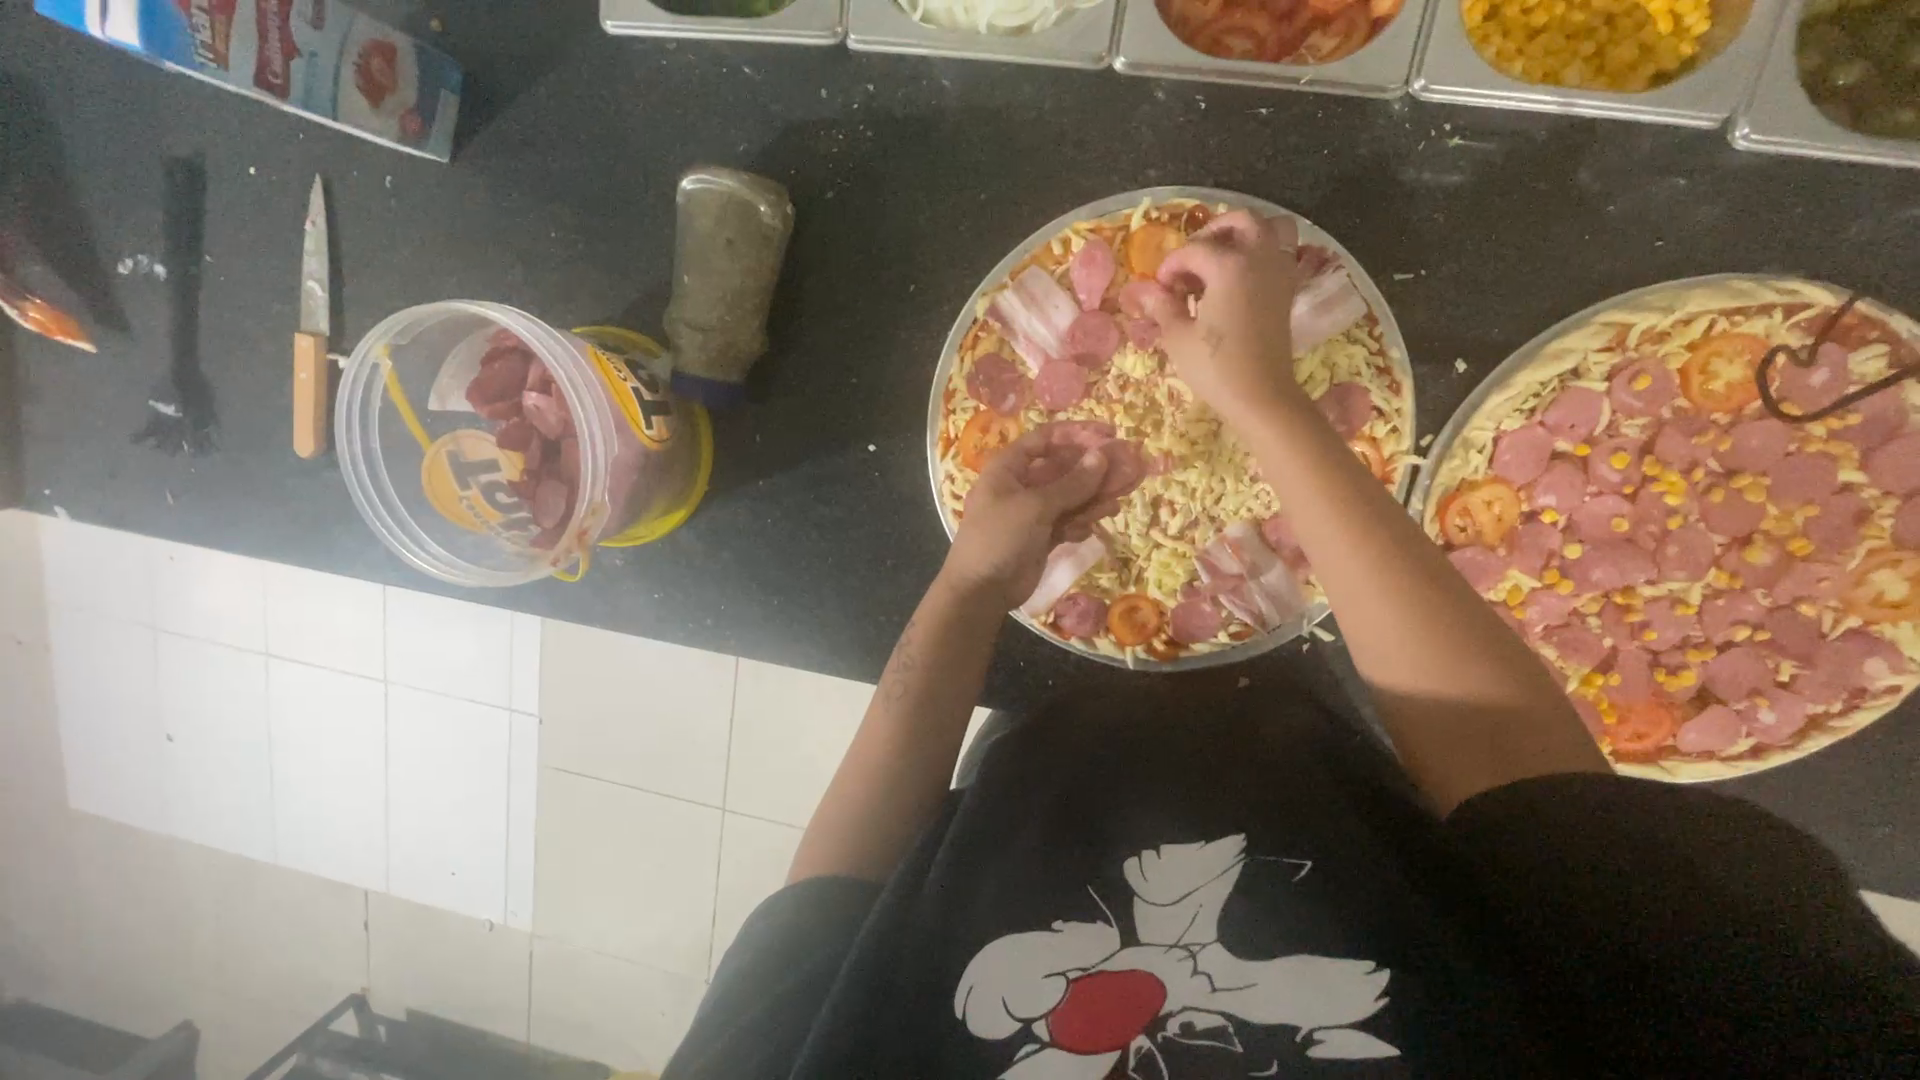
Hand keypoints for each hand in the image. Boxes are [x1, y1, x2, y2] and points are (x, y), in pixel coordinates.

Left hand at [944, 430, 1108, 609]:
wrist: (981, 591)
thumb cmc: (1000, 537)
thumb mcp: (1035, 506)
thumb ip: (1072, 483)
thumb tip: (1102, 456)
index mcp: (1008, 468)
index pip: (1046, 439)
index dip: (1077, 433)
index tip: (1109, 434)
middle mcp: (1020, 485)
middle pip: (1063, 468)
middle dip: (1093, 469)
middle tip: (1128, 468)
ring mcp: (1031, 512)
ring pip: (1069, 497)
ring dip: (1093, 497)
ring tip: (1119, 500)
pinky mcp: (1041, 536)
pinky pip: (1067, 521)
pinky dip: (1081, 522)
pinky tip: (1093, 528)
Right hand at [1135, 210, 1305, 424]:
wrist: (1261, 396)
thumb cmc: (1215, 368)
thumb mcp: (1178, 337)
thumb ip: (1162, 305)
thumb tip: (1144, 291)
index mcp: (1230, 266)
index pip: (1193, 250)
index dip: (1171, 267)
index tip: (1159, 290)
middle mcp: (1260, 258)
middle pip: (1240, 222)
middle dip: (1211, 232)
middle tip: (1191, 258)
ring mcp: (1279, 272)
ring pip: (1270, 229)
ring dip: (1245, 234)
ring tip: (1222, 257)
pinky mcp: (1287, 290)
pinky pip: (1279, 253)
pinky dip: (1260, 254)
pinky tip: (1238, 279)